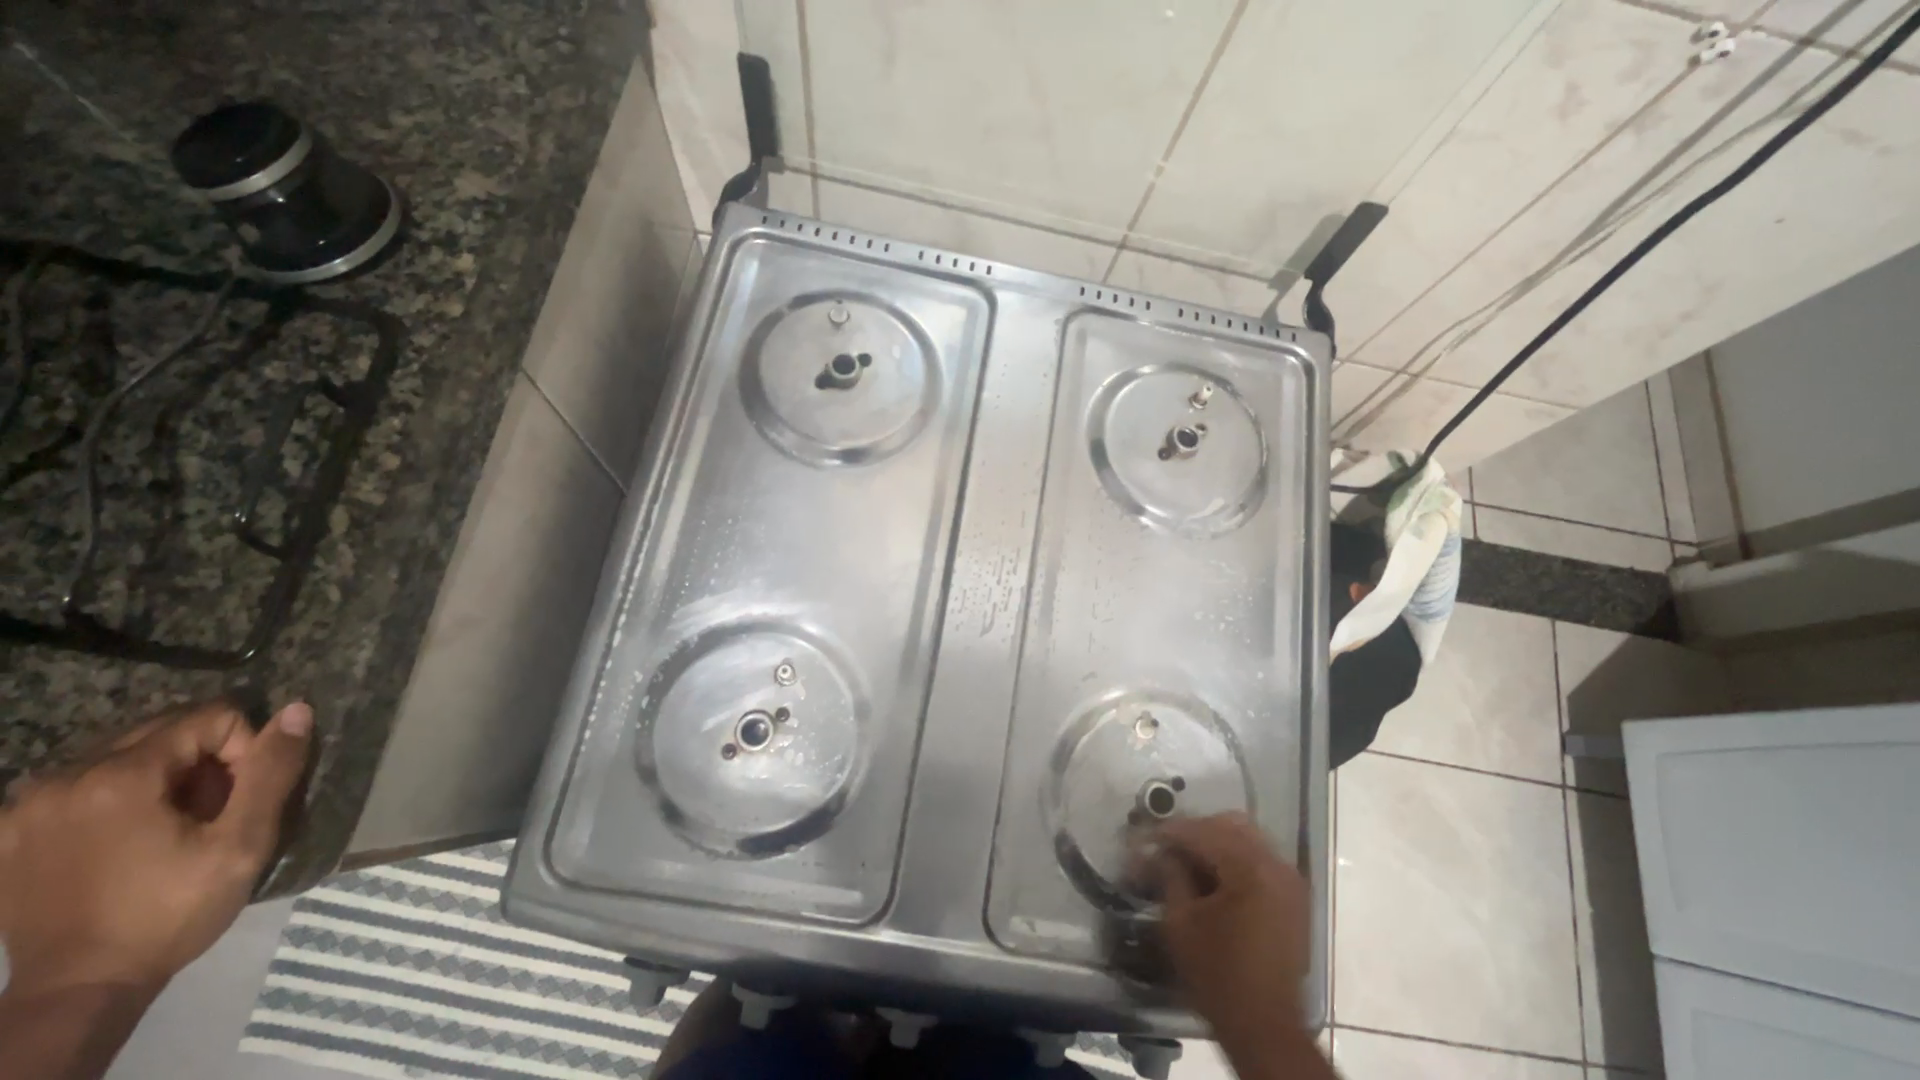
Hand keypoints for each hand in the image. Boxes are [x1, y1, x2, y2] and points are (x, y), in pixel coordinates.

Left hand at [0, 700, 311, 999]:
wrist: (80, 988)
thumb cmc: (171, 914)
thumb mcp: (241, 845)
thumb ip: (271, 772)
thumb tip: (296, 710)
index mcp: (119, 775)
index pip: (209, 718)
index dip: (242, 751)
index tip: (239, 802)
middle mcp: (63, 776)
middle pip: (161, 731)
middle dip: (201, 762)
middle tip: (209, 817)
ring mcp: (27, 804)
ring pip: (120, 755)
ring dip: (159, 778)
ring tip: (167, 831)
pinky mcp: (10, 830)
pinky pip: (81, 785)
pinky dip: (114, 798)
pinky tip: (122, 842)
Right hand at [1147, 812, 1311, 1049]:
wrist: (1265, 1026)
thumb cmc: (1217, 975)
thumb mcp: (1180, 923)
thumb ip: (1168, 876)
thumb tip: (1156, 851)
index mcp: (1249, 867)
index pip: (1201, 832)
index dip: (1167, 833)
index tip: (1141, 838)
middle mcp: (1276, 865)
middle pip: (1229, 826)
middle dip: (1193, 833)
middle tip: (1164, 849)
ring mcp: (1290, 881)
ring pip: (1247, 841)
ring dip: (1215, 845)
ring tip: (1185, 864)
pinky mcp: (1294, 899)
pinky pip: (1261, 862)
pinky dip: (1235, 862)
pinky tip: (1212, 881)